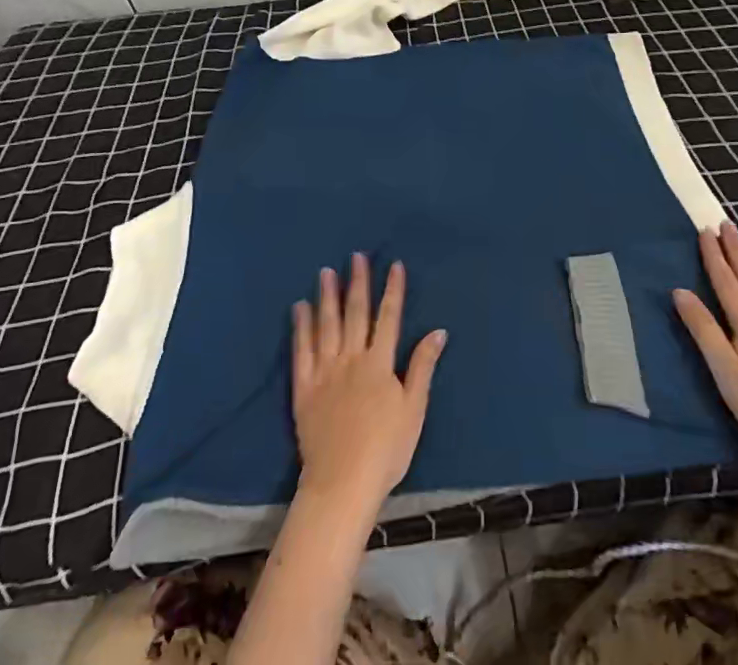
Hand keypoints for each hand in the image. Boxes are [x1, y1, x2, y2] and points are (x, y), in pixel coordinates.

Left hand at [292, 253, 446, 505]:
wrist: (343, 480)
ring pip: (326, 325)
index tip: (394, 265)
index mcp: (380, 364)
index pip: (389, 318)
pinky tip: (299, 308)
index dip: (392, 290)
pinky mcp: (303, 387)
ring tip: (326, 272)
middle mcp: (351, 359)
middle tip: (356, 256)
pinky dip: (300, 326)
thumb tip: (438, 331)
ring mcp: (324, 371)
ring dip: (327, 296)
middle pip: (355, 314)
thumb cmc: (387, 448)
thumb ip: (423, 367)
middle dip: (358, 283)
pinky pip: (300, 350)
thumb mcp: (414, 408)